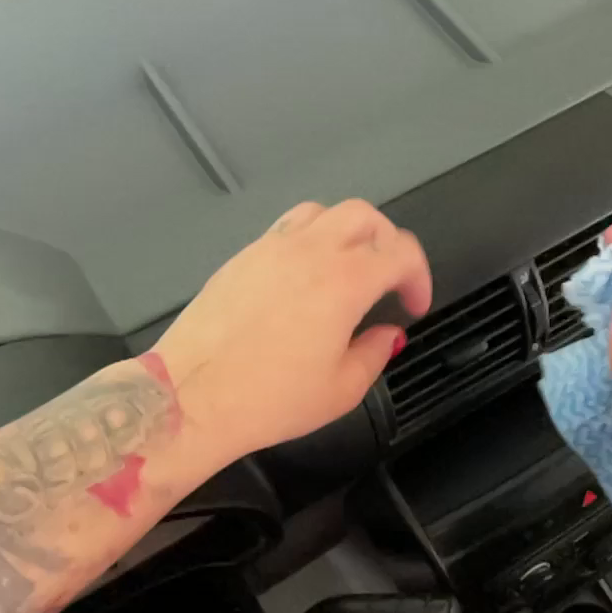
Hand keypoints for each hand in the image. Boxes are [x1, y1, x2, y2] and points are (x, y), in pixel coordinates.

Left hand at [153, 200, 431, 459]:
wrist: (192, 398)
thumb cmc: (269, 400)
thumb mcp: (341, 390)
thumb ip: (374, 353)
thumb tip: (386, 334)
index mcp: (344, 280)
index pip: (401, 251)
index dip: (419, 276)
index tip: (414, 305)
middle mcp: (309, 251)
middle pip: (364, 216)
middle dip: (387, 243)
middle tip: (389, 279)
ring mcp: (269, 248)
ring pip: (322, 212)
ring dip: (346, 233)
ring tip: (347, 269)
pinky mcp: (240, 258)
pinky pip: (285, 229)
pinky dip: (309, 241)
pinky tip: (304, 278)